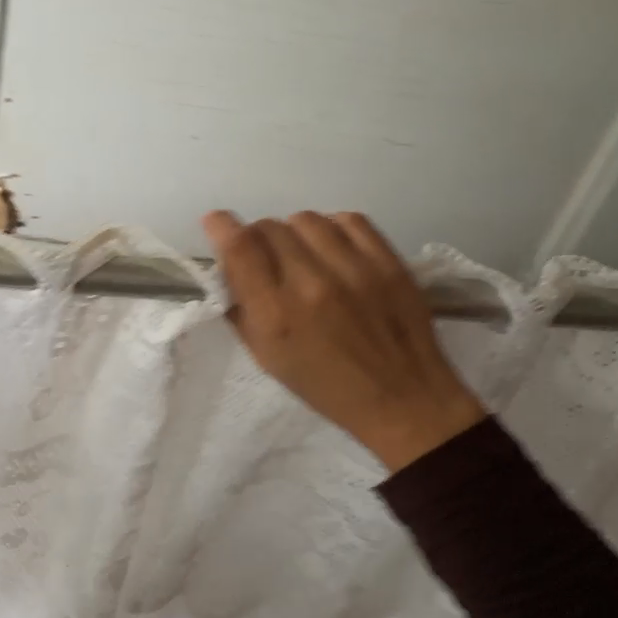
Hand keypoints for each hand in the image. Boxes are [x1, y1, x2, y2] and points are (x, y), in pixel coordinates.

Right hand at [202, 210, 485, 472]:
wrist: (401, 398)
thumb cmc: (322, 384)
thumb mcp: (265, 355)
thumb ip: (240, 308)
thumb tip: (226, 268)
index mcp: (275, 314)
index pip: (240, 246)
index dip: (221, 226)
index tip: (216, 222)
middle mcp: (312, 284)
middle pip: (270, 228)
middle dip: (257, 236)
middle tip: (263, 255)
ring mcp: (355, 269)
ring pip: (306, 220)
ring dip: (293, 232)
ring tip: (300, 252)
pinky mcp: (388, 262)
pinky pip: (349, 220)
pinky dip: (331, 227)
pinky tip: (331, 246)